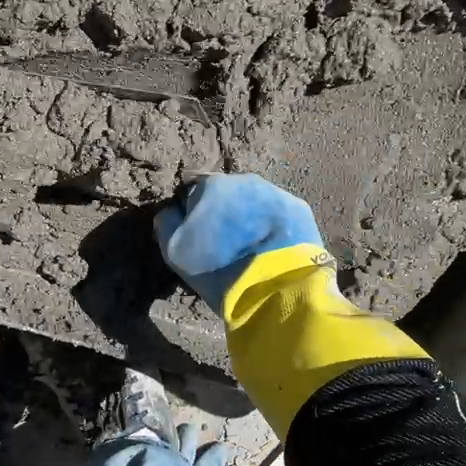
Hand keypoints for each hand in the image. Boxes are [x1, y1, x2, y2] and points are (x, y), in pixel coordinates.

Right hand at [153, 174, 322, 312]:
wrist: (275, 286)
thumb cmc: (217, 267)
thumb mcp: (173, 250)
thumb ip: (166, 222)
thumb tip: (172, 210)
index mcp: (211, 184)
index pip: (191, 191)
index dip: (188, 214)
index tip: (191, 234)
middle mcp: (244, 180)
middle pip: (224, 194)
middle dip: (219, 213)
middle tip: (218, 243)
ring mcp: (275, 192)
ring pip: (251, 202)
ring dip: (244, 219)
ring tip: (244, 248)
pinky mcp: (299, 208)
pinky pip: (274, 214)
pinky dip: (267, 228)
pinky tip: (265, 249)